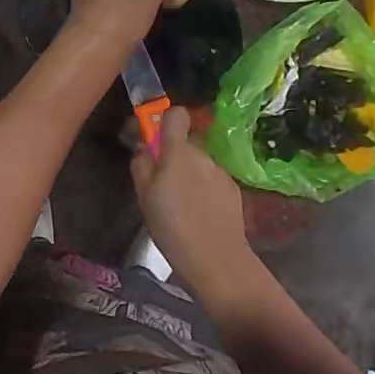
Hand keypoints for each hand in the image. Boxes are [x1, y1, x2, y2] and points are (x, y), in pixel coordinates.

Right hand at [131, 108, 262, 302]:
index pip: (175, 115)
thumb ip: (141, 165)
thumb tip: (143, 147)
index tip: (154, 140)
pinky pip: (211, 180)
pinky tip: (198, 214)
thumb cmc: (172, 227)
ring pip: (198, 164)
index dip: (164, 121)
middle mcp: (202, 155)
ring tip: (180, 206)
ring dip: (188, 175)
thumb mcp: (144, 197)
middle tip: (160, 186)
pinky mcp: (233, 189)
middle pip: (185, 144)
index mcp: (178, 153)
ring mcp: (220, 172)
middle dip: (172, 157)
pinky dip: (203, 190)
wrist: (216, 258)